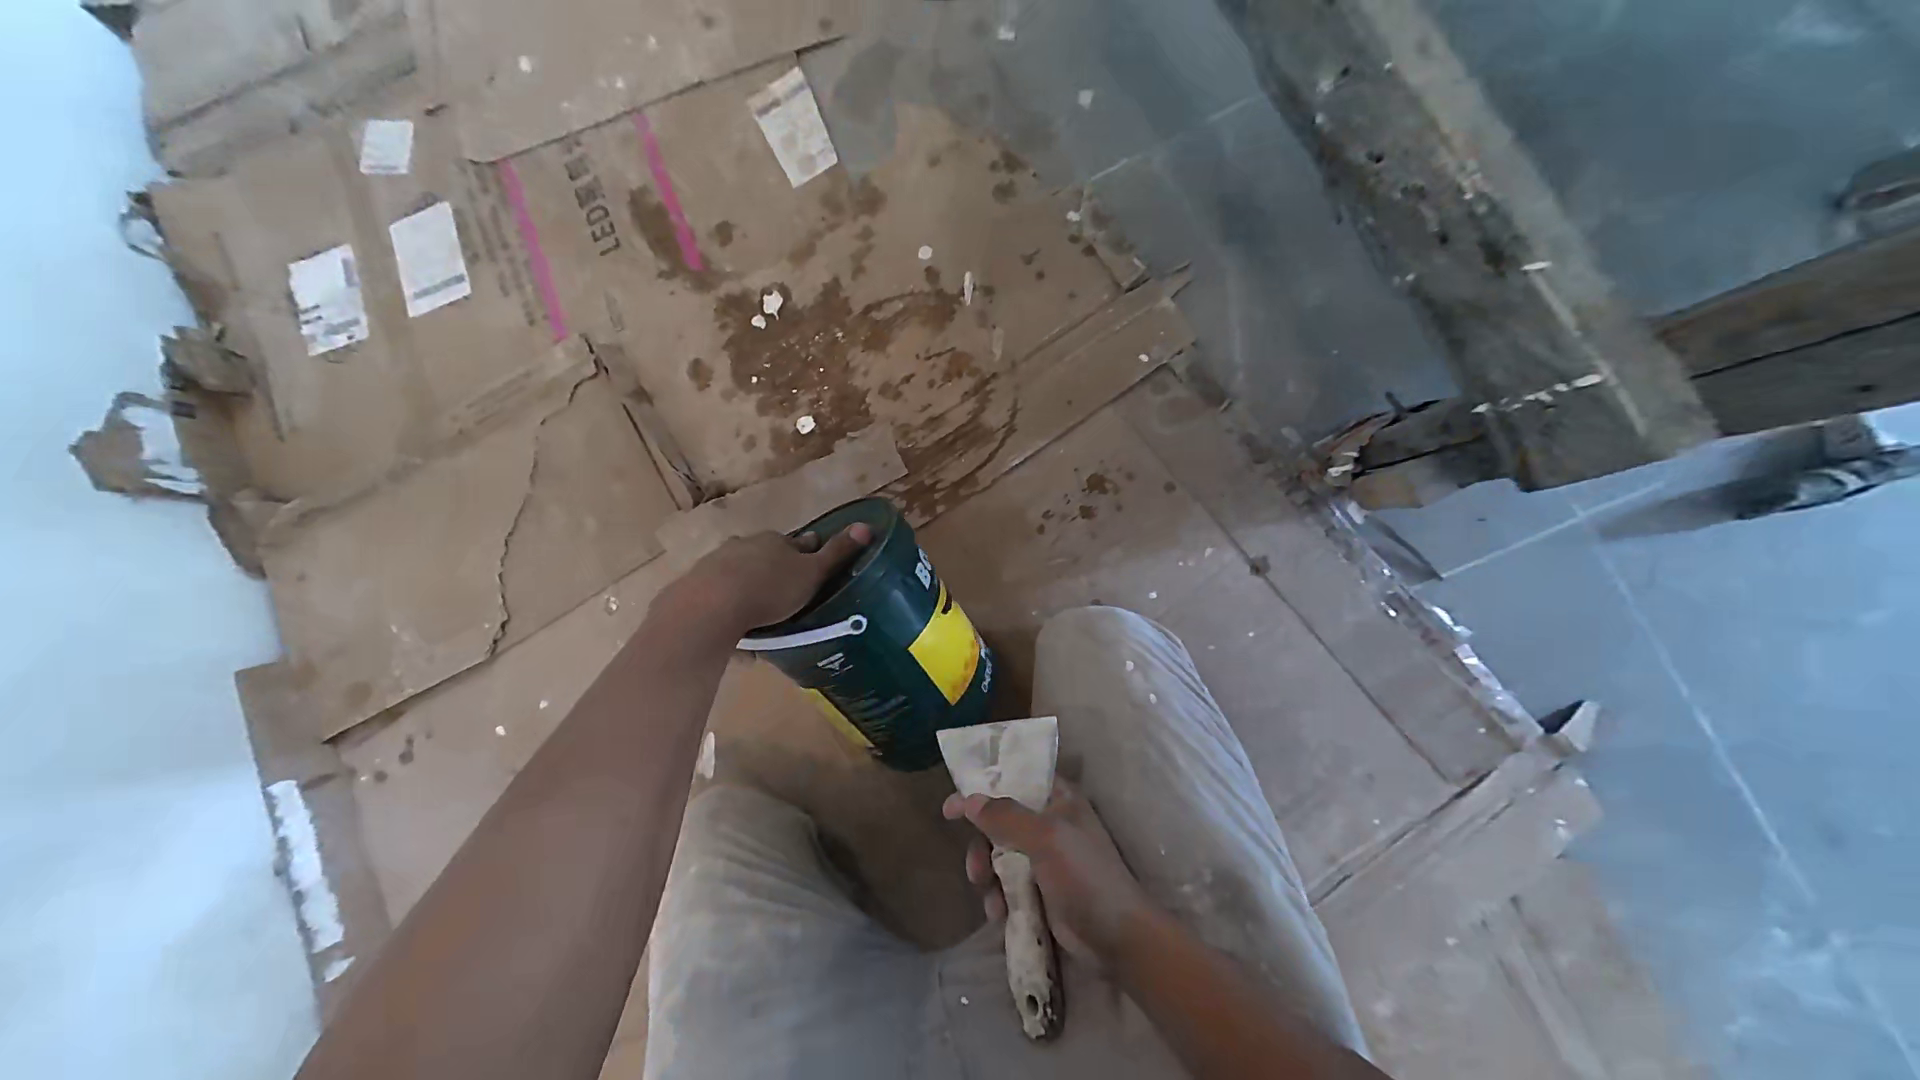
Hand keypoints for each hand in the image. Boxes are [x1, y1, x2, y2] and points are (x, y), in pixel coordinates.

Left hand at [659, 524, 871, 639]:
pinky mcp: (696, 586)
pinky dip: (730, 605)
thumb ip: (837, 553)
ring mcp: (717, 563)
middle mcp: (745, 545)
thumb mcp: (812, 573)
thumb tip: (867, 526)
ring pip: (740, 572)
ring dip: (750, 586)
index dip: (809, 554)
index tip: (815, 568)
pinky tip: (736, 627)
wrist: (709, 607)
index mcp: (776, 541)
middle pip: (767, 554)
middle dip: (777, 568)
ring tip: (761, 612)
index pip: (799, 543)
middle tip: (788, 592)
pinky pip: (720, 594)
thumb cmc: (770, 589)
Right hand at [943, 778, 1158, 964]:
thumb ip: (1006, 816)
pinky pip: (1007, 883)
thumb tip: (969, 800)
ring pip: (1000, 854)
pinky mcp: (1042, 890)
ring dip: (987, 873)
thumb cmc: (1085, 877)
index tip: (952, 807)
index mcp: (1058, 799)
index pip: (1015, 779)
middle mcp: (1050, 823)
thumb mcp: (1046, 838)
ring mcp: (1046, 859)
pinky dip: (998, 895)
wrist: (1117, 940)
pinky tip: (998, 914)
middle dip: (982, 843)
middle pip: (1000, 820)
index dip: (983, 787)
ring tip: (988, 896)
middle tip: (975, 868)